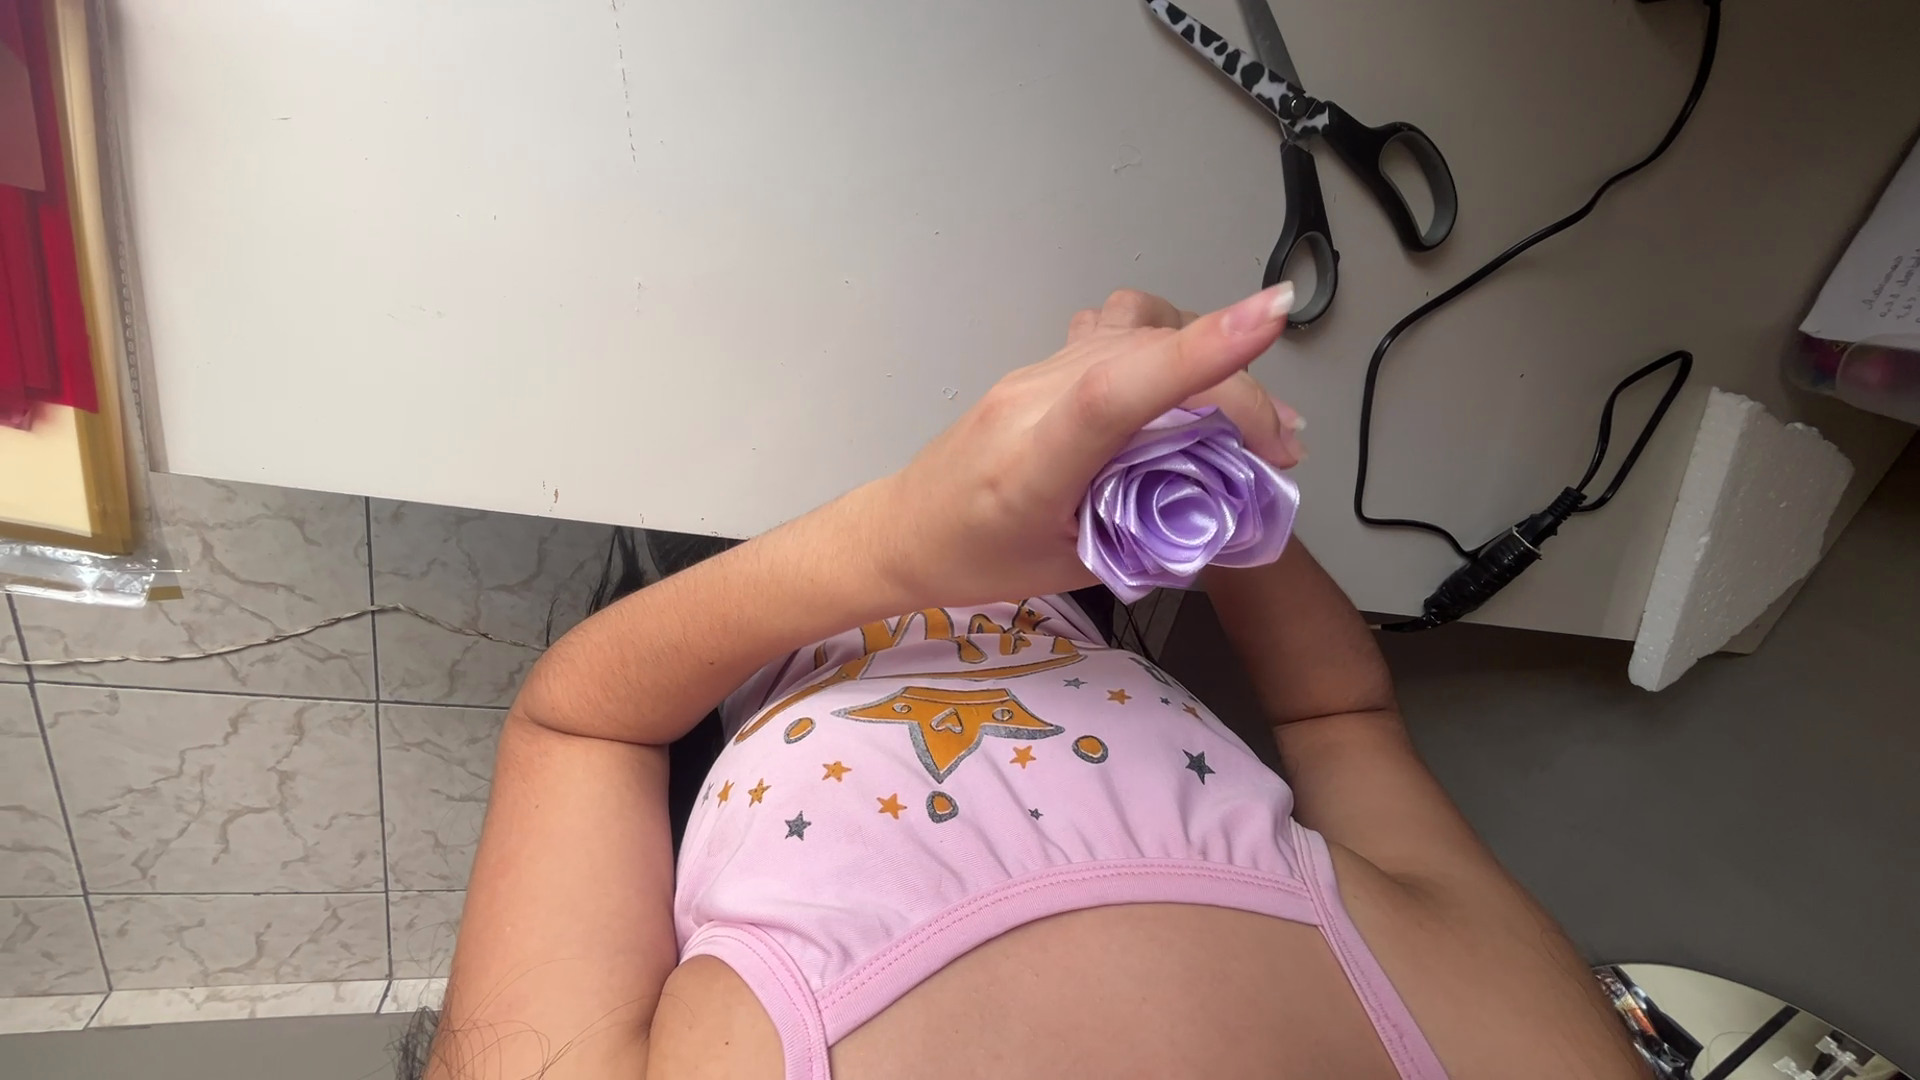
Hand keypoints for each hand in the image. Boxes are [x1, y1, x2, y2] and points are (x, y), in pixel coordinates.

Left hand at [856, 284, 1305, 608]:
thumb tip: (1217, 501)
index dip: (1199, 352)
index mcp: (1031, 466)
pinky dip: (1163, 350)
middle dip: (1234, 388)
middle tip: (1279, 446)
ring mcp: (1030, 374)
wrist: (902, 529)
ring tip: (1243, 418)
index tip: (1272, 316)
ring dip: (1203, 363)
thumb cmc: (973, 561)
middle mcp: (1029, 402)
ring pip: (1135, 335)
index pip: (1116, 391)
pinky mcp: (1036, 368)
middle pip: (1145, 356)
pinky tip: (1179, 383)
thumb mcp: (1068, 567)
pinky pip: (1111, 335)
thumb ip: (1143, 530)